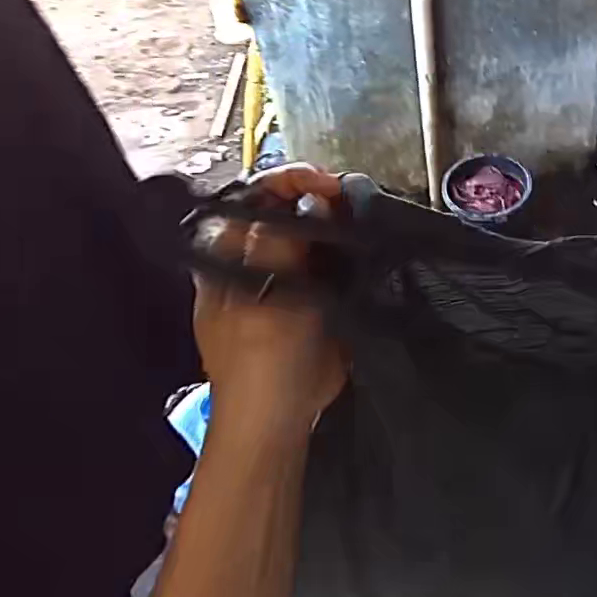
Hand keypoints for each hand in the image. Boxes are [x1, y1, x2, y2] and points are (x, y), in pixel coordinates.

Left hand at [191, 163, 347, 432]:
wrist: (282, 416)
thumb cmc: (261, 360)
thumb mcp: (267, 299)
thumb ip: (280, 247)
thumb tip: (310, 200)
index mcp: (229, 253)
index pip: (255, 195)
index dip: (289, 180)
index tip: (327, 182)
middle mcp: (255, 256)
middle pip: (287, 206)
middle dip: (319, 195)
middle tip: (351, 196)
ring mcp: (286, 272)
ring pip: (312, 227)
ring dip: (338, 217)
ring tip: (363, 213)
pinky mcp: (314, 290)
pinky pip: (332, 253)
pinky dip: (350, 242)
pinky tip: (367, 240)